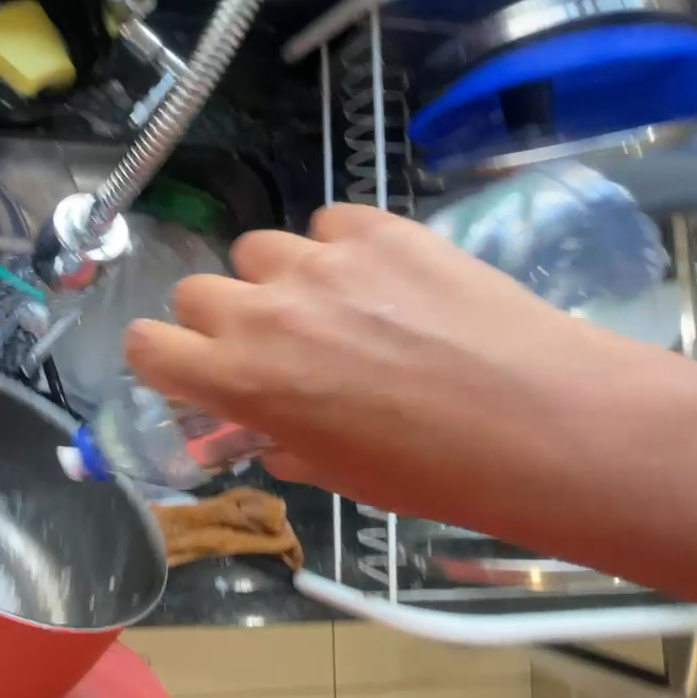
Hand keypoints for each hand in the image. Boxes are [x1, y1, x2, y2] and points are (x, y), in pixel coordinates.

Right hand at [124, 205, 644, 515]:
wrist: (550, 428)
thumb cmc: (432, 473)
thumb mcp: (332, 472)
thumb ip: (274, 437)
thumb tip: (263, 427)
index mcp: (239, 380)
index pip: (146, 345)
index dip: (159, 356)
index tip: (187, 366)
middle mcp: (262, 314)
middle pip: (193, 292)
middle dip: (217, 316)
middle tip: (266, 339)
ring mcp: (319, 265)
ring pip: (256, 250)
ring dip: (276, 278)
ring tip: (328, 301)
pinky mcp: (378, 231)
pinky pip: (329, 224)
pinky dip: (340, 247)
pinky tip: (379, 277)